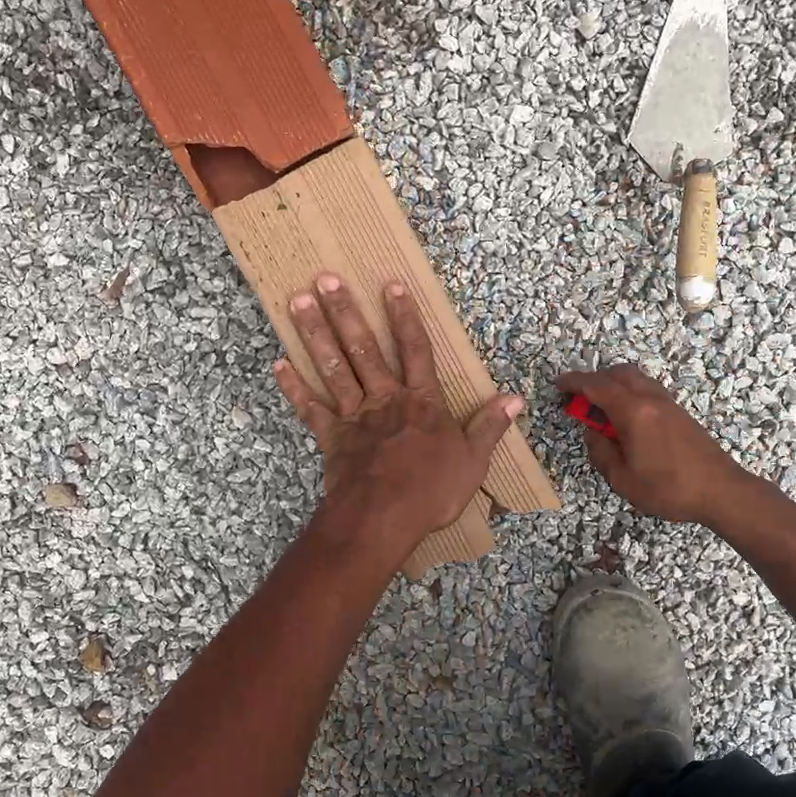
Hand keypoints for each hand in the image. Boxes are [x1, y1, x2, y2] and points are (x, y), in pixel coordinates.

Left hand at [274, 272, 524, 557]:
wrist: (383, 518)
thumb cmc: (432, 491)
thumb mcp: (473, 460)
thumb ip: (490, 426)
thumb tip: (516, 399)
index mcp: (422, 402)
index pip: (415, 349)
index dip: (405, 317)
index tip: (390, 285)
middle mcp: (385, 399)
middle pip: (364, 348)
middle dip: (346, 311)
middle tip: (325, 278)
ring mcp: (354, 416)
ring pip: (334, 367)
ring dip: (315, 333)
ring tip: (297, 301)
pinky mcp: (331, 437)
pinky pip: (310, 408)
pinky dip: (294, 387)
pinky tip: (279, 363)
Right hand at [556, 365, 756, 525]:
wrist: (721, 491)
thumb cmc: (668, 489)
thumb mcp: (622, 479)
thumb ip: (600, 452)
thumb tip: (593, 433)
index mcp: (633, 412)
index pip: (596, 386)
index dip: (573, 382)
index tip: (557, 384)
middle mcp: (650, 398)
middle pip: (617, 373)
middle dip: (593, 380)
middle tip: (578, 400)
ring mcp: (668, 403)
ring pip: (635, 378)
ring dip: (614, 384)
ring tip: (601, 410)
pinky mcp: (679, 412)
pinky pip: (647, 389)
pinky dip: (630, 392)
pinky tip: (626, 418)